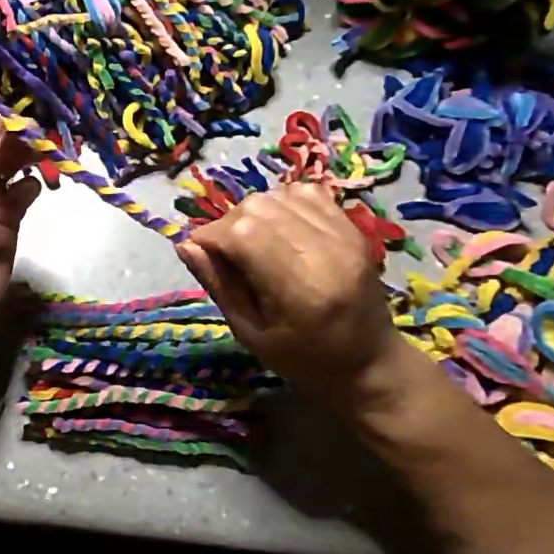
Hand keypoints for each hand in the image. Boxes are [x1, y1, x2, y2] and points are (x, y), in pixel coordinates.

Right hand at [175, 183, 404, 405]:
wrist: (368, 361)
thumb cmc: (301, 357)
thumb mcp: (248, 332)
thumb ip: (218, 285)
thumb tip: (185, 244)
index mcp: (300, 289)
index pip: (241, 234)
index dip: (210, 238)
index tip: (203, 257)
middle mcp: (325, 252)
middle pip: (257, 208)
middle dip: (228, 224)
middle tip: (228, 254)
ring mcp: (343, 234)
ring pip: (277, 195)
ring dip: (253, 213)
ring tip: (253, 242)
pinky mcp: (352, 226)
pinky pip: (305, 192)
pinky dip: (281, 203)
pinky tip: (279, 229)